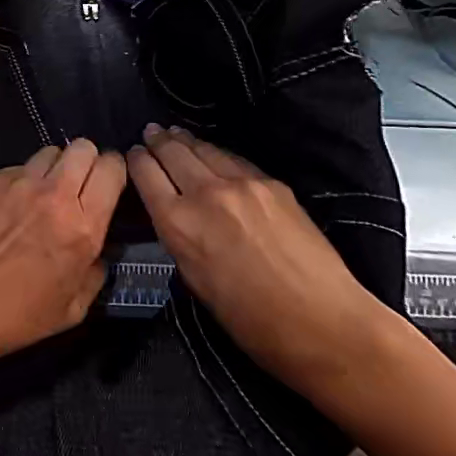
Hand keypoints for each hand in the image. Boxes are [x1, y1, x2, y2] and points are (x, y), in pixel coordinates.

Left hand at [0, 139, 126, 368]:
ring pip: (51, 151)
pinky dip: (21, 181)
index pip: (113, 167)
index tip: (107, 186)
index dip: (113, 173)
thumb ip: (96, 274)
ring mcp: (21, 183)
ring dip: (54, 168)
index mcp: (84, 225)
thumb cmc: (12, 319)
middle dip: (86, 162)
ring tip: (43, 193)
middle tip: (77, 186)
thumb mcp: (71, 310)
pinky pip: (18, 167)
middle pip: (84, 147)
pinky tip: (9, 206)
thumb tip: (100, 253)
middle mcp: (56, 195)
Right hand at [127, 124, 389, 383]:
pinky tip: (212, 151)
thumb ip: (184, 242)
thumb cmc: (254, 324)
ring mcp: (243, 183)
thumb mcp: (199, 286)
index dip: (137, 162)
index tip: (133, 154)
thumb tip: (178, 217)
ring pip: (205, 149)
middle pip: (174, 154)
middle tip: (150, 131)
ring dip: (186, 140)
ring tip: (174, 132)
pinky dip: (216, 152)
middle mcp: (207, 194)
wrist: (322, 319)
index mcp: (181, 226)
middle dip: (158, 142)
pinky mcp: (271, 182)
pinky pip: (235, 159)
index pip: (148, 177)